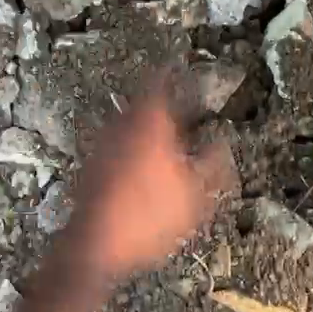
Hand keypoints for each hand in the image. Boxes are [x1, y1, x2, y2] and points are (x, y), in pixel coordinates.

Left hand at [62, 81, 233, 283]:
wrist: (95, 245)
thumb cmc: (149, 217)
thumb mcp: (196, 196)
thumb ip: (214, 163)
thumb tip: (222, 141)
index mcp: (149, 123)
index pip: (160, 82)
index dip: (172, 72)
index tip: (182, 66)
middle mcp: (121, 125)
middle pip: (142, 102)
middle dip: (161, 102)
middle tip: (180, 106)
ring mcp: (101, 145)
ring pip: (127, 123)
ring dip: (145, 125)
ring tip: (166, 137)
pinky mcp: (90, 166)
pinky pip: (116, 144)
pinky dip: (131, 146)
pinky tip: (143, 166)